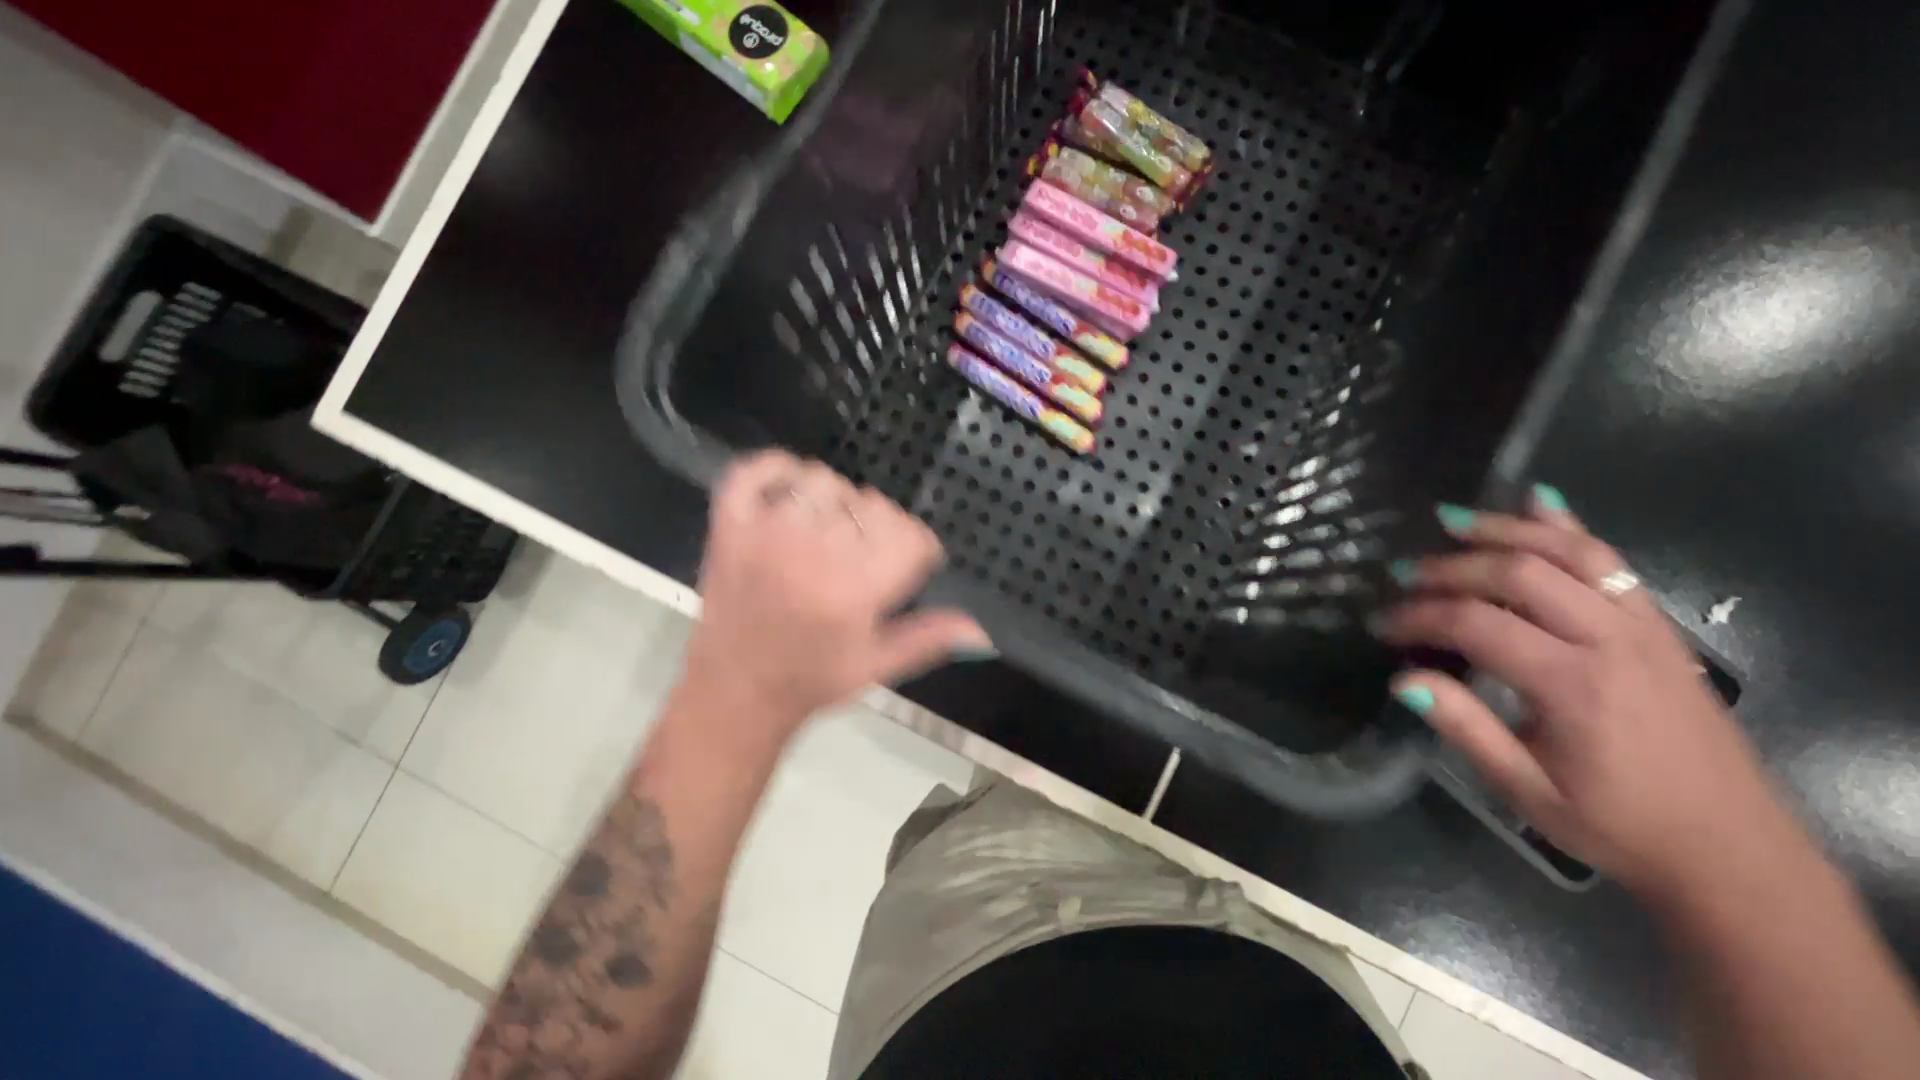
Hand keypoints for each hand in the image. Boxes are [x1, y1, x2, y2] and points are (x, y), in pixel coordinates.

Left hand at [681, 451, 990, 727]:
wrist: (734, 693)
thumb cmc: (810, 682)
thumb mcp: (876, 667)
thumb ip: (928, 639)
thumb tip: (982, 631)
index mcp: (853, 592)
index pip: (909, 535)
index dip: (920, 546)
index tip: (913, 561)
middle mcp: (811, 554)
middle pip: (871, 505)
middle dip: (882, 527)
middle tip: (868, 555)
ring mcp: (765, 535)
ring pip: (821, 482)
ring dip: (837, 499)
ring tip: (833, 528)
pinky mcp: (729, 527)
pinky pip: (753, 471)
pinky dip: (776, 469)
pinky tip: (792, 489)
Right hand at [1376, 486, 1798, 897]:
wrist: (1729, 847)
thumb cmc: (1617, 825)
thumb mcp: (1527, 791)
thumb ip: (1466, 729)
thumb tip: (1404, 680)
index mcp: (1573, 686)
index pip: (1477, 625)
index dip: (1420, 616)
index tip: (1383, 625)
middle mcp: (1610, 641)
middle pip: (1520, 574)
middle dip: (1452, 567)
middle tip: (1405, 573)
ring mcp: (1643, 627)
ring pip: (1570, 552)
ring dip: (1507, 530)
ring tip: (1454, 520)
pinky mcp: (1659, 627)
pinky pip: (1612, 562)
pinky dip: (1570, 529)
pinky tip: (1540, 505)